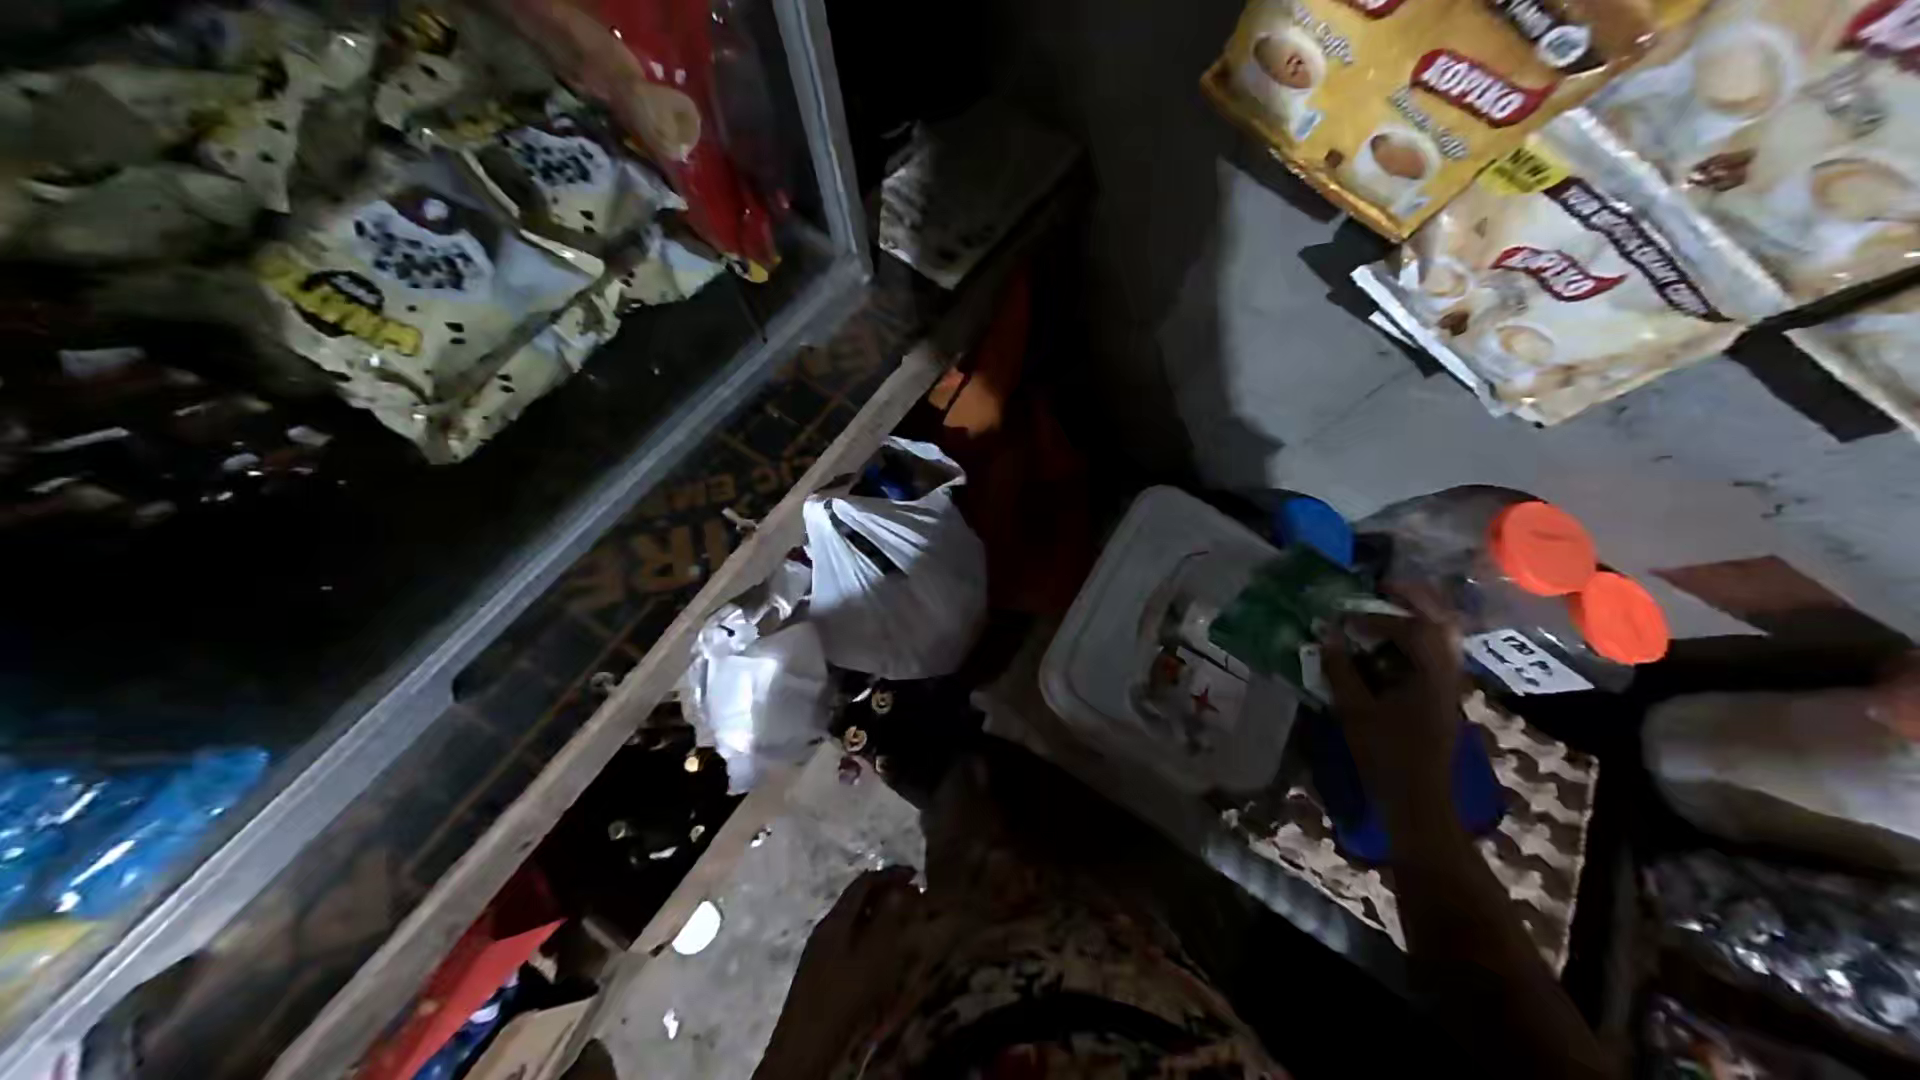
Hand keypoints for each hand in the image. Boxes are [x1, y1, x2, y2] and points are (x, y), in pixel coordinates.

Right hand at [1320, 587, 1466, 813]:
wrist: (1419, 799)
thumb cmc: (1386, 754)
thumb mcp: (1355, 710)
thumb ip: (1340, 669)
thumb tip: (1326, 634)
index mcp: (1431, 675)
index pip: (1410, 629)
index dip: (1376, 617)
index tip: (1344, 618)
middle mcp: (1449, 674)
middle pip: (1441, 622)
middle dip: (1414, 599)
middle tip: (1383, 585)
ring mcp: (1451, 685)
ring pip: (1444, 637)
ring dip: (1419, 616)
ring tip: (1389, 604)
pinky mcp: (1444, 696)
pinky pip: (1437, 653)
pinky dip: (1418, 637)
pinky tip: (1393, 642)